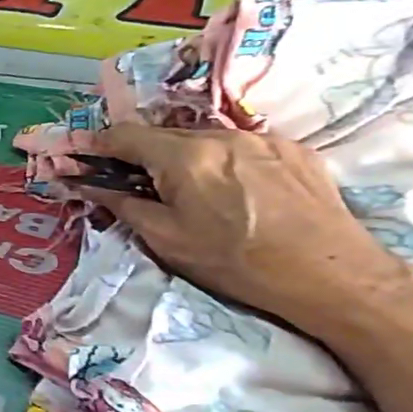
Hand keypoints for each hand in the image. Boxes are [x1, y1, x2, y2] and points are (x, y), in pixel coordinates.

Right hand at [67, 124, 412, 331]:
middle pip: (164, 135)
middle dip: (140, 155)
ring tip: (187, 192)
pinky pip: (240, 148)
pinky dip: (221, 163)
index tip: (79, 155)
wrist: (333, 276)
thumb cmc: (236, 262)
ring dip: (182, 159)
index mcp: (183, 156)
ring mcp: (261, 139)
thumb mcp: (166, 239)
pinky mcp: (293, 150)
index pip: (124, 135)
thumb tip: (89, 185)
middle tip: (131, 182)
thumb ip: (123, 205)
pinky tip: (231, 192)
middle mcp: (221, 136)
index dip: (96, 144)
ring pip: (203, 140)